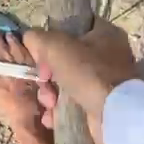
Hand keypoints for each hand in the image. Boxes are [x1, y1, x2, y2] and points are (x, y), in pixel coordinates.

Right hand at [22, 19, 139, 143]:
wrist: (114, 115)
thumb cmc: (88, 72)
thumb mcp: (56, 46)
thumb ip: (37, 38)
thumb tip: (29, 39)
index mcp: (105, 33)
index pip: (72, 26)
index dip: (52, 38)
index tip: (40, 53)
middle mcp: (108, 55)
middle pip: (65, 58)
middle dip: (47, 74)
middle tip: (43, 81)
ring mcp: (105, 81)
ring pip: (65, 82)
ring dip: (49, 93)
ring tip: (49, 103)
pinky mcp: (100, 103)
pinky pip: (72, 102)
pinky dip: (59, 109)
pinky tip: (52, 116)